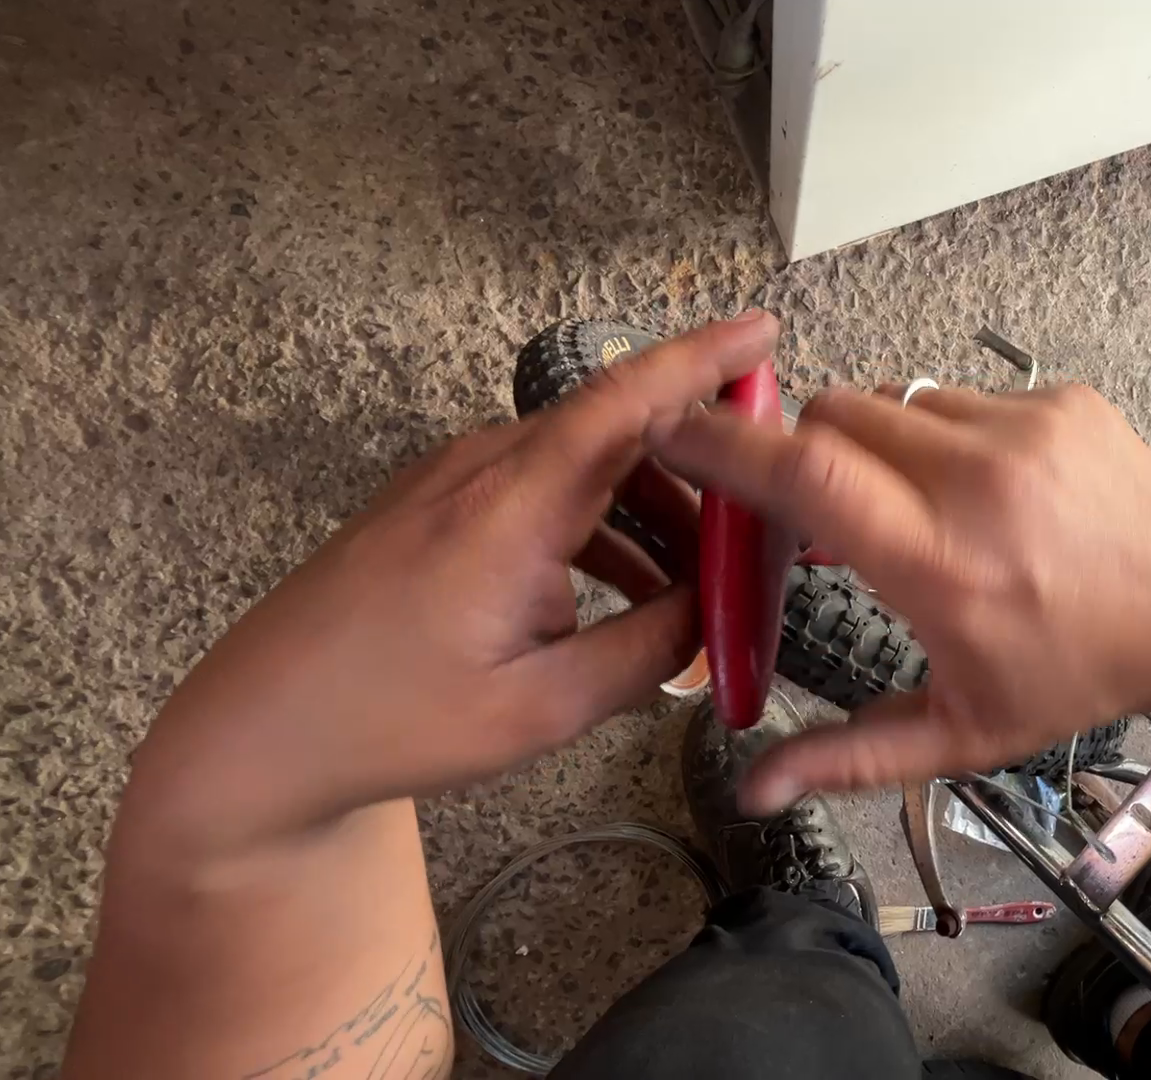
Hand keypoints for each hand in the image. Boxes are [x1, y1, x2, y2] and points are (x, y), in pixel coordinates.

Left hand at [123, 313, 778, 856]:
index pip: (624, 404)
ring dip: (660, 514)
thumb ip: (648, 649)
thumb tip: (717, 607)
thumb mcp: (543, 706)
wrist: (255, 736)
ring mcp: (463, 481)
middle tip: (756, 531)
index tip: (764, 331)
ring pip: (598, 466)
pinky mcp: (453, 503)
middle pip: (627, 435)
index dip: (700, 359)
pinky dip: (614, 529)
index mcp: (511, 508)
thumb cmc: (394, 720)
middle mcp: (488, 470)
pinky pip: (560, 491)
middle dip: (704, 474)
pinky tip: (632, 592)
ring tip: (697, 584)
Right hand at [661, 379, 1150, 812]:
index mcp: (945, 567)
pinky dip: (942, 436)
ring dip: (878, 446)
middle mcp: (980, 481)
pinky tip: (985, 489)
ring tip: (920, 506)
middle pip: (835, 414)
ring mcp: (1026, 426)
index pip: (809, 476)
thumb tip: (756, 789)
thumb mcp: (963, 732)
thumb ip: (851, 755)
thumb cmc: (1077, 674)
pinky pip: (958, 396)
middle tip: (832, 509)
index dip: (727, 446)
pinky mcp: (1060, 398)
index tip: (678, 431)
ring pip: (893, 399)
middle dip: (806, 452)